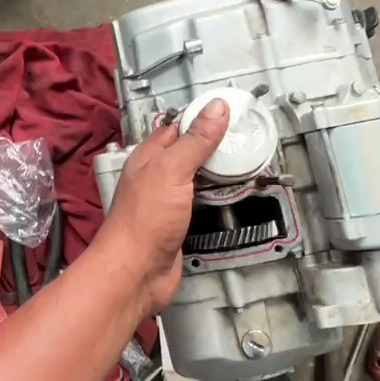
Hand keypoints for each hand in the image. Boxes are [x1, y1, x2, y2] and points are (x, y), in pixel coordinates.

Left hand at [97, 99, 229, 312]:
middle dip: (212, 144)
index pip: (176, 127)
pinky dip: (214, 196)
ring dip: (215, 170)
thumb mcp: (172, 170)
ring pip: (194, 177)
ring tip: (242, 161)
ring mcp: (165, 201)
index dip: (201, 117)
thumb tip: (216, 108)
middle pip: (187, 152)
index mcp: (148, 158)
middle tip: (243, 137)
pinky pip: (198, 202)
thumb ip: (195, 141)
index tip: (229, 111)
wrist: (136, 271)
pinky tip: (229, 195)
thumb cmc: (144, 220)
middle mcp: (154, 177)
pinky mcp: (176, 224)